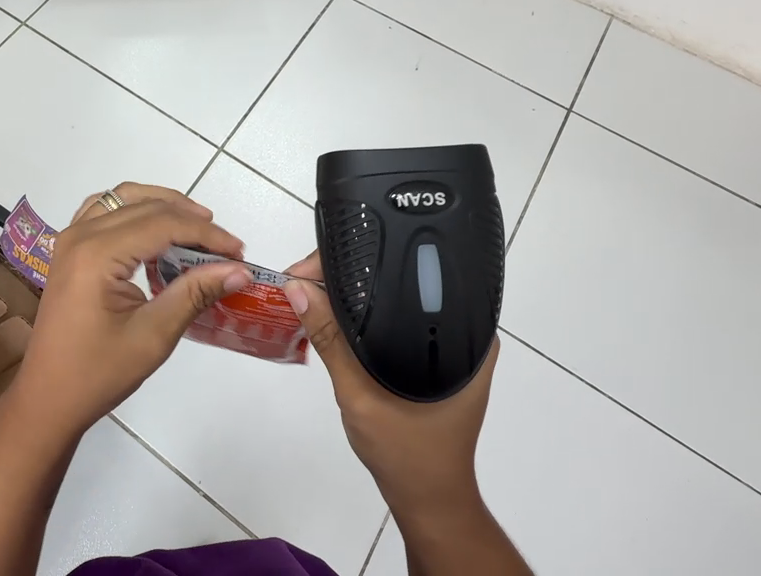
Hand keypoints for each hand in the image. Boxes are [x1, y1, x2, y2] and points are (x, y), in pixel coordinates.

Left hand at [13, 184, 251, 434]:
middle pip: (144, 206)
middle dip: (189, 220)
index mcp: (97, 254)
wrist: (48, 397)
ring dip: (161, 205)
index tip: (239, 252)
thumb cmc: (99, 372)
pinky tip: (154, 230)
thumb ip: (194, 293)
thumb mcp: (153, 335)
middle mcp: (80, 235)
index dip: (205, 234)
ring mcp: (70, 239)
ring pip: (121, 199)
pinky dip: (133, 210)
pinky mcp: (68, 249)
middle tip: (224, 246)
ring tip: (197, 227)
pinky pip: (103, 210)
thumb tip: (238, 270)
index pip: (162, 224)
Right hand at [284, 252, 498, 522]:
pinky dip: (359, 317)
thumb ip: (329, 339)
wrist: (427, 500)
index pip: (407, 272)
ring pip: (389, 301)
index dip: (357, 261)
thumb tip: (297, 288)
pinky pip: (390, 322)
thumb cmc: (404, 451)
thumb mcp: (359, 393)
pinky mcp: (429, 358)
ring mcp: (445, 345)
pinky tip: (330, 316)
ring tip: (308, 292)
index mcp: (463, 331)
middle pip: (395, 282)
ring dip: (347, 296)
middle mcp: (461, 330)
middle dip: (342, 277)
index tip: (314, 266)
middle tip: (300, 281)